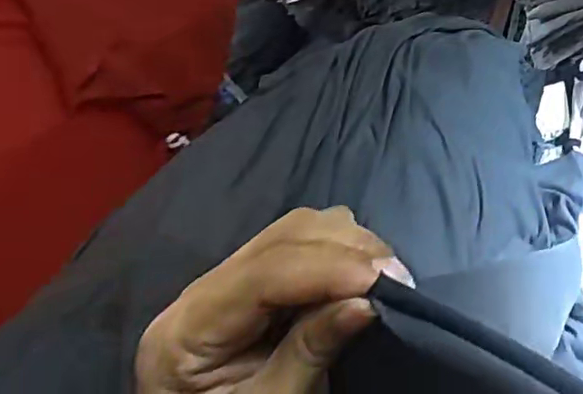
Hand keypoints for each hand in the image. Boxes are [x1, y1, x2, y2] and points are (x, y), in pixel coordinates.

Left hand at [136, 207, 412, 393]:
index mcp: (186, 329)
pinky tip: (365, 274)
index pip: (267, 272)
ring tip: (384, 278)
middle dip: (350, 249)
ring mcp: (235, 275)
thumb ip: (308, 355)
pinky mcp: (263, 274)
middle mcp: (206, 287)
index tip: (383, 279)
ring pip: (306, 227)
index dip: (330, 267)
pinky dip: (347, 249)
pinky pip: (312, 239)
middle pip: (290, 237)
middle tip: (396, 279)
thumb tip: (368, 302)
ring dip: (354, 245)